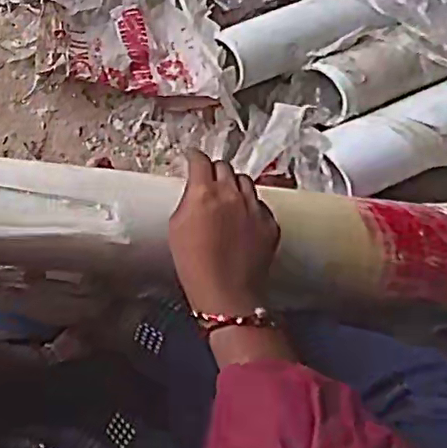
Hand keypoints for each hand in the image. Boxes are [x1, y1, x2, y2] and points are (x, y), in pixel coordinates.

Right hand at [168, 149, 279, 317]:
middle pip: (225, 167)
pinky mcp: (270, 223)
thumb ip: (188, 200)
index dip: (193, 157)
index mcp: (204, 192)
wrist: (225, 290)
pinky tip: (241, 219)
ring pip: (245, 182)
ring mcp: (254, 208)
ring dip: (234, 185)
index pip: (200, 161)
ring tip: (226, 198)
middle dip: (214, 170)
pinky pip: (260, 204)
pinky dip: (249, 206)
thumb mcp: (176, 225)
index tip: (191, 158)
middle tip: (208, 180)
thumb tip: (194, 192)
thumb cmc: (192, 261)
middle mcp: (232, 194)